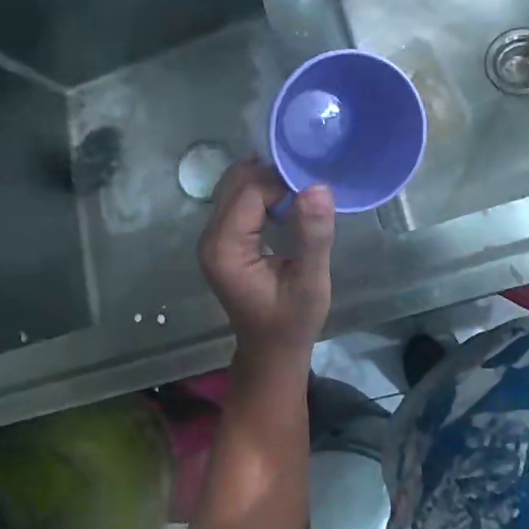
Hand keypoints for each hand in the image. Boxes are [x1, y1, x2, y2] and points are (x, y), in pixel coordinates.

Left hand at [197, 157, 335, 363]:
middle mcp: (210, 239)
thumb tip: (318, 187)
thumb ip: (313, 235)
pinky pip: (235, 201)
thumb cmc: (292, 321)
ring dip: (265, 183)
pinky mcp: (221, 240)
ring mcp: (212, 238)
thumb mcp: (311, 282)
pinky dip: (259, 193)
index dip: (282, 184)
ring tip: (299, 193)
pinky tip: (284, 202)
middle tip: (308, 188)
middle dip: (272, 178)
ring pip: (233, 187)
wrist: (270, 349)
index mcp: (226, 249)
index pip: (250, 192)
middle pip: (236, 184)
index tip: (314, 194)